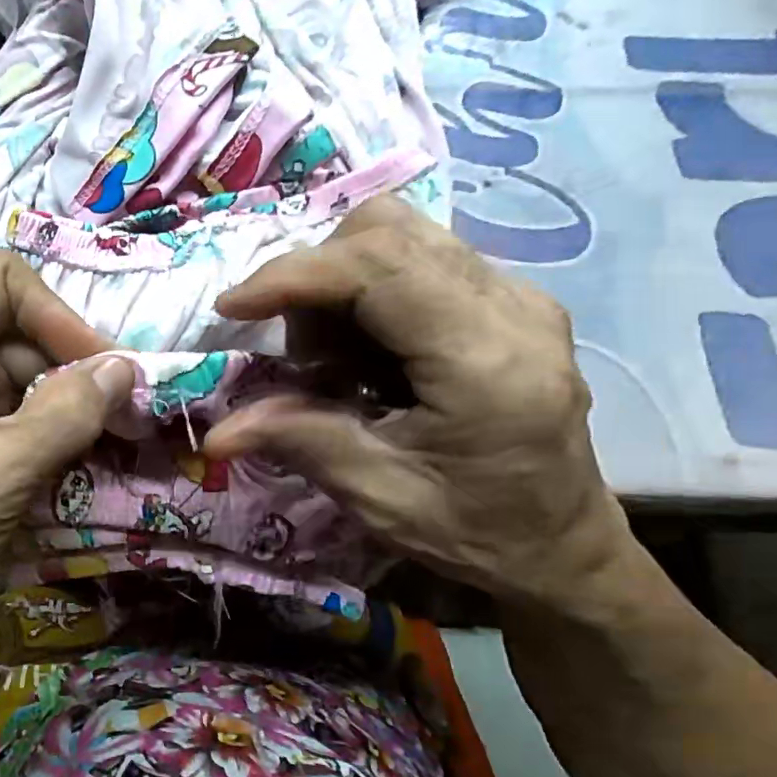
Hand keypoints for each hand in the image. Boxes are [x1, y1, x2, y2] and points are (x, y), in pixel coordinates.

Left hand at [0, 254, 134, 730]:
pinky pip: (26, 418)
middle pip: (24, 331)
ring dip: (78, 403)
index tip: (99, 364)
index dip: (56, 312)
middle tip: (134, 411)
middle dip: (79, 365)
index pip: (2, 283)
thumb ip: (68, 412)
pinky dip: (62, 431)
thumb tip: (127, 368)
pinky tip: (97, 455)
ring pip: (32, 378)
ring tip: (125, 437)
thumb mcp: (1, 468)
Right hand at [203, 195, 629, 603]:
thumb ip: (299, 442)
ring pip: (397, 232)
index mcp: (485, 360)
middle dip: (311, 278)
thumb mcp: (378, 497)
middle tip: (296, 353)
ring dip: (334, 281)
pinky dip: (359, 290)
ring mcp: (512, 295)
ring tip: (329, 357)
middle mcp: (510, 307)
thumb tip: (216, 433)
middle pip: (385, 230)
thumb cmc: (475, 530)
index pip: (379, 267)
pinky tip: (360, 352)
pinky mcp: (502, 300)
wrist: (561, 546)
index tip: (231, 309)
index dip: (292, 275)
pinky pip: (412, 257)